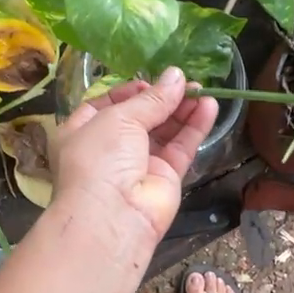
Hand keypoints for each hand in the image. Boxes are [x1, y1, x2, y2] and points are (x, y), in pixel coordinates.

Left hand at [50, 67, 216, 245]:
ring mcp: (139, 163)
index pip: (108, 104)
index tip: (151, 82)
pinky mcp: (165, 177)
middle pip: (142, 116)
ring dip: (183, 110)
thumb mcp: (119, 118)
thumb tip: (177, 76)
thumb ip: (152, 99)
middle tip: (188, 82)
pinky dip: (195, 127)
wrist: (112, 217)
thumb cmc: (99, 159)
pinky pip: (181, 147)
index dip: (131, 91)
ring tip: (203, 90)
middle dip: (164, 98)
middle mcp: (110, 148)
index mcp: (84, 131)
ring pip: (165, 131)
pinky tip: (209, 107)